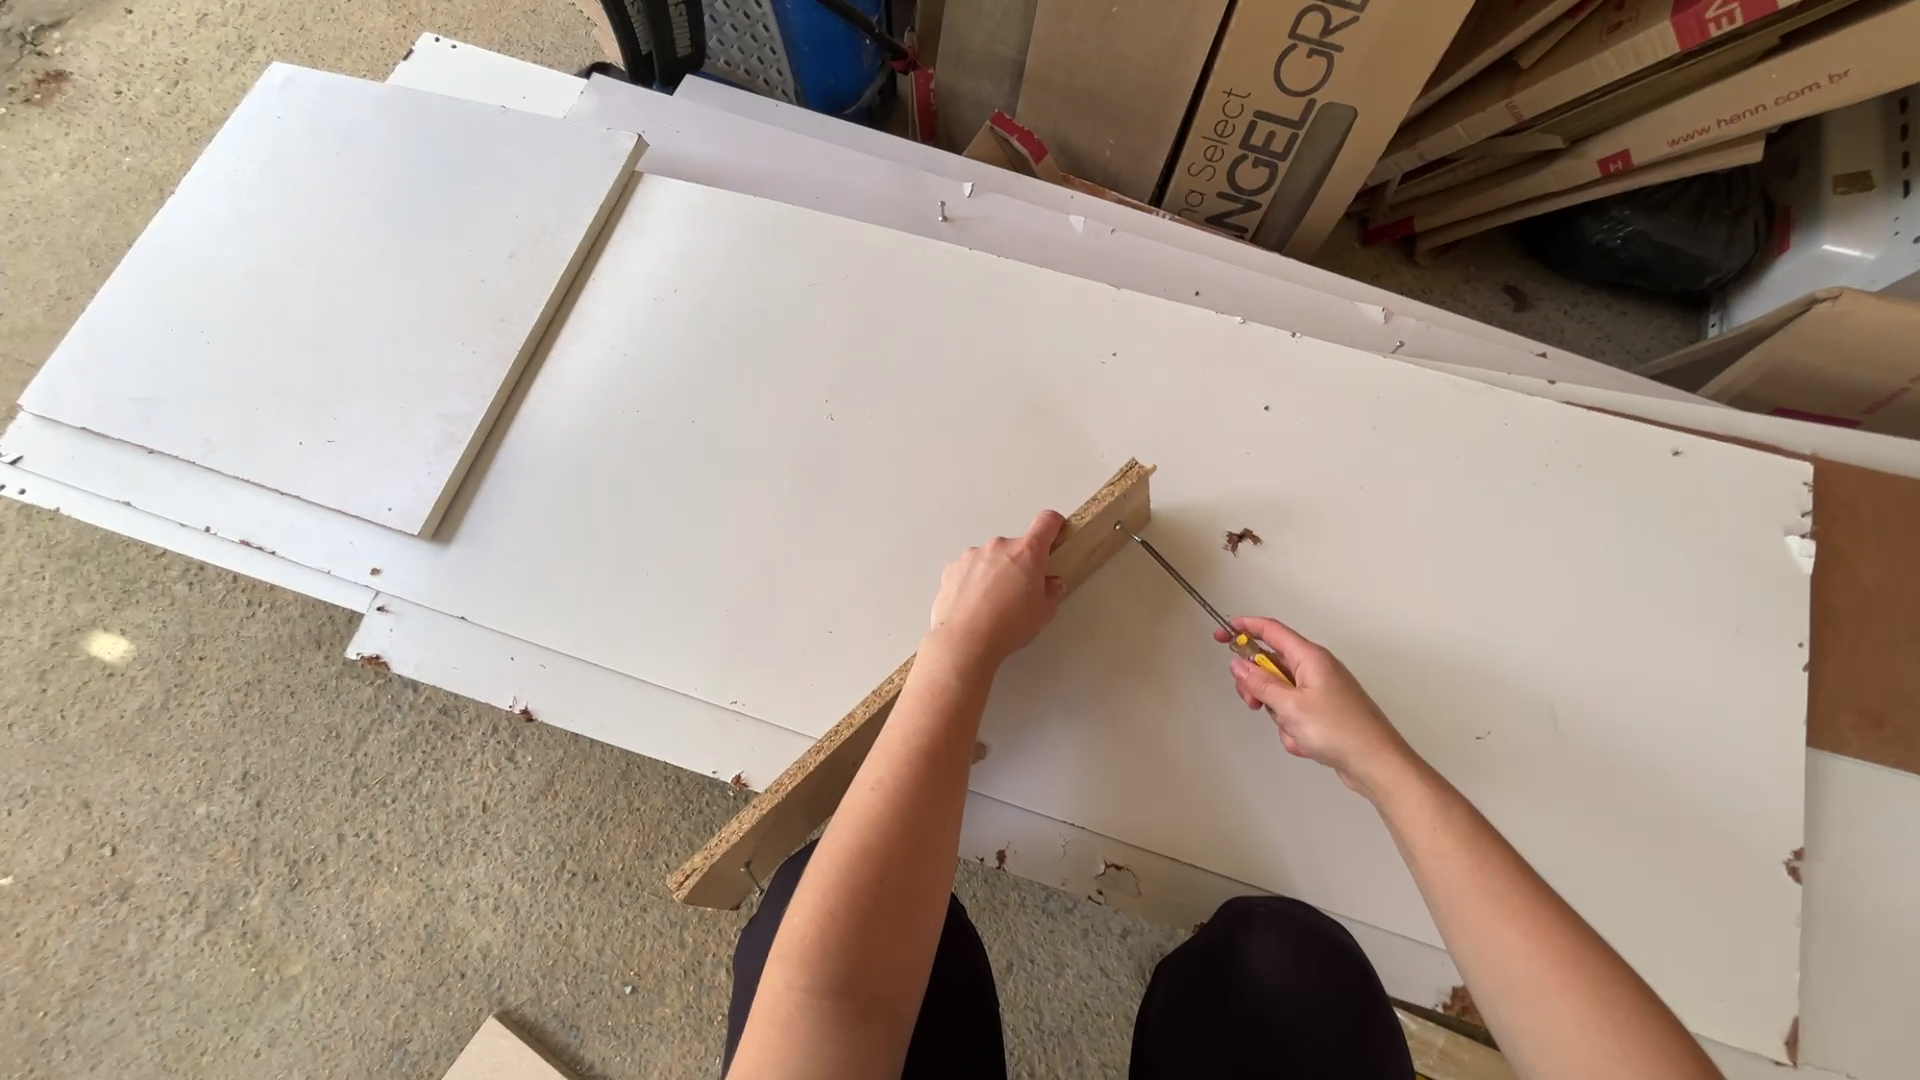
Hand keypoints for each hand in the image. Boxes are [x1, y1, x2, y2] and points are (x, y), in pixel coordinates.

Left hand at [924, 511, 1067, 675]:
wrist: (965, 640)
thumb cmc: (1006, 627)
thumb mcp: (1043, 613)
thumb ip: (1051, 592)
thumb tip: (1050, 584)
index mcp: (1027, 553)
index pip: (1046, 522)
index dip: (1053, 525)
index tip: (1055, 530)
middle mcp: (999, 547)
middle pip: (1016, 547)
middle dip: (1020, 564)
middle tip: (1021, 592)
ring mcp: (973, 555)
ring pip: (991, 558)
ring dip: (995, 572)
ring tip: (994, 604)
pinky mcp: (953, 568)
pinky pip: (970, 569)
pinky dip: (974, 581)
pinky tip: (975, 605)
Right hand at [1218, 616, 1419, 800]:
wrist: (1377, 764)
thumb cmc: (1339, 730)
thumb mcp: (1290, 706)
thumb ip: (1260, 683)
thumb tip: (1238, 664)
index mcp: (1310, 657)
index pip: (1270, 630)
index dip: (1244, 628)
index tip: (1221, 634)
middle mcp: (1315, 669)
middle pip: (1270, 665)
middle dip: (1257, 686)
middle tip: (1253, 702)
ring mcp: (1320, 691)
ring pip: (1279, 694)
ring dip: (1277, 714)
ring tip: (1293, 731)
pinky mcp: (1323, 712)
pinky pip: (1293, 713)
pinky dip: (1292, 728)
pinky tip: (1306, 743)